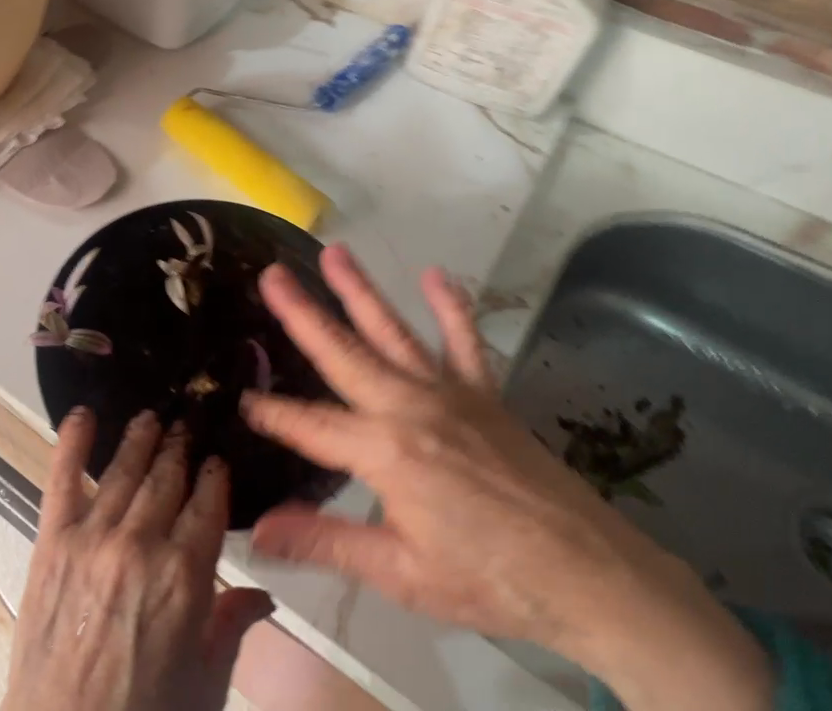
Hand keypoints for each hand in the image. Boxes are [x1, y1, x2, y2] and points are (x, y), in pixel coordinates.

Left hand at [0, 408, 273, 710]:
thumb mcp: (205, 680)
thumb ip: (231, 625)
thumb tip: (263, 596)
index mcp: (186, 576)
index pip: (206, 506)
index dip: (213, 478)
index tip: (216, 460)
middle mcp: (141, 544)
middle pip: (165, 481)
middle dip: (179, 450)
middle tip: (185, 425)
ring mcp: (92, 538)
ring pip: (122, 473)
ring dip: (139, 440)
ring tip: (150, 418)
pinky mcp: (51, 541)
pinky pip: (61, 479)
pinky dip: (71, 443)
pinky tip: (82, 415)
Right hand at [241, 245, 771, 710]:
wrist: (590, 574)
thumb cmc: (488, 579)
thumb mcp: (399, 572)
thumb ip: (324, 542)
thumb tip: (256, 532)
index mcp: (384, 452)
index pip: (311, 426)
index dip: (273, 414)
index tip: (241, 399)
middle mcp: (411, 408)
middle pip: (345, 353)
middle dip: (303, 314)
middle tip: (271, 274)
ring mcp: (452, 395)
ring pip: (395, 333)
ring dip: (361, 292)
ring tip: (334, 252)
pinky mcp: (486, 397)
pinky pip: (465, 343)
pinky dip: (451, 308)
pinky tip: (434, 276)